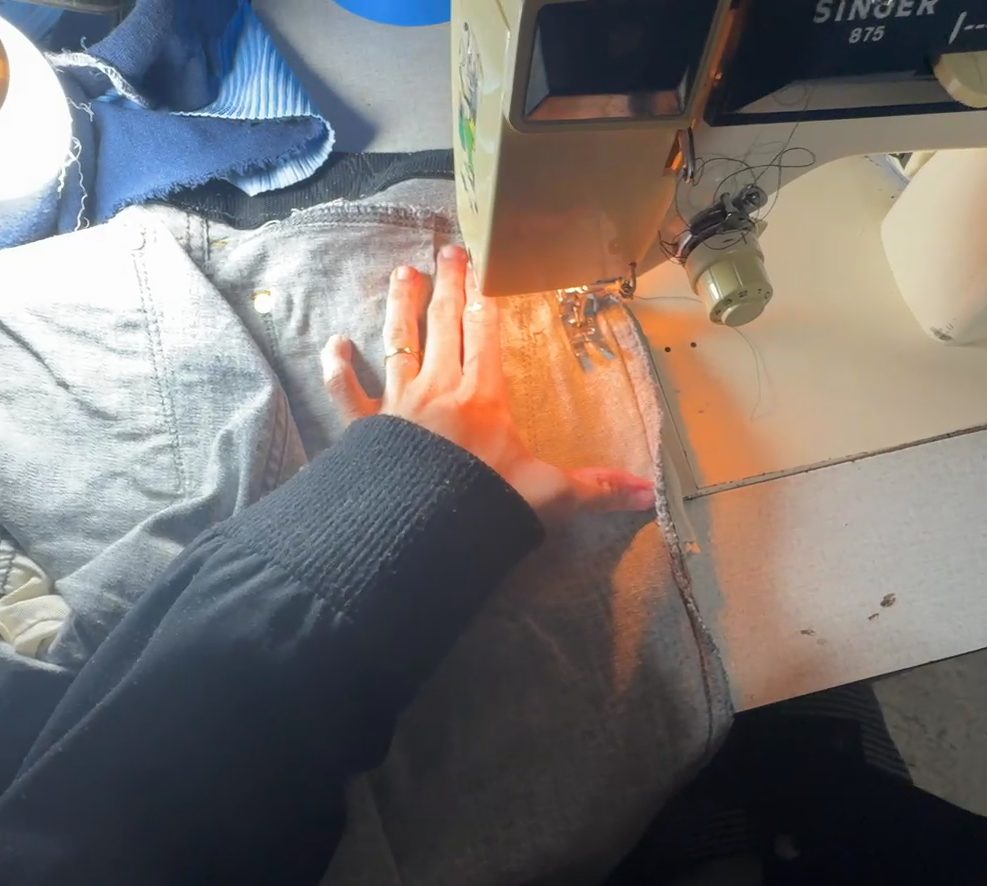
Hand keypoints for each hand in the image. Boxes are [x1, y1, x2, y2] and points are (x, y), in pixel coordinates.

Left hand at [319, 245, 654, 527]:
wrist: (424, 533)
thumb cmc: (489, 506)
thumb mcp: (552, 496)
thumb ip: (598, 489)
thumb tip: (650, 494)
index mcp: (483, 395)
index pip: (485, 332)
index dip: (484, 296)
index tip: (481, 265)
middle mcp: (439, 388)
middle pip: (444, 325)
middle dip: (447, 286)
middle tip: (447, 251)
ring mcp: (399, 404)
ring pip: (398, 343)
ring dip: (400, 307)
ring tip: (402, 273)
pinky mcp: (368, 429)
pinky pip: (348, 393)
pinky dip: (339, 369)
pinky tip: (336, 343)